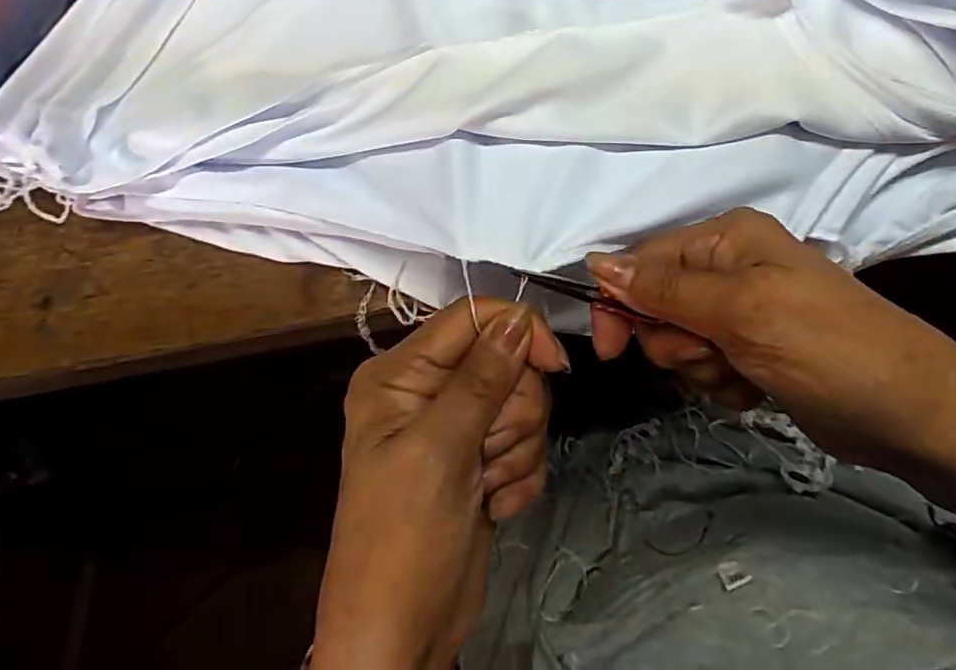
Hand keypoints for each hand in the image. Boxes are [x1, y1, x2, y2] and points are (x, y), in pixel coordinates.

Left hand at [314, 298, 566, 668]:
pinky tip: (494, 504)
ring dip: (517, 448)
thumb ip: (481, 378)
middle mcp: (430, 390)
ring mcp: (459, 426)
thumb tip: (519, 320)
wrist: (402, 638)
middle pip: (508, 361)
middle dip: (513, 412)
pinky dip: (521, 473)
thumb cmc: (401, 540)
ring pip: (525, 401)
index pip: (472, 317)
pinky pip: (528, 440)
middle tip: (487, 453)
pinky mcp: (483, 457)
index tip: (554, 365)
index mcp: (401, 374)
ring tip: (486, 485)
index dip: (518, 330)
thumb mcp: (438, 451)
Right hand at [588, 208, 955, 501]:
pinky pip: (708, 368)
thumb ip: (667, 289)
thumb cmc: (828, 348)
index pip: (646, 260)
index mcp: (729, 238)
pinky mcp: (755, 352)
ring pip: (680, 342)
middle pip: (659, 304)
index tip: (612, 350)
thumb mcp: (743, 311)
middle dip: (677, 341)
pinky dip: (724, 384)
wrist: (913, 414)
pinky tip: (759, 389)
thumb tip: (597, 262)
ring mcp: (746, 312)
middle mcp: (733, 267)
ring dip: (702, 368)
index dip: (622, 302)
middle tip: (717, 356)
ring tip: (747, 374)